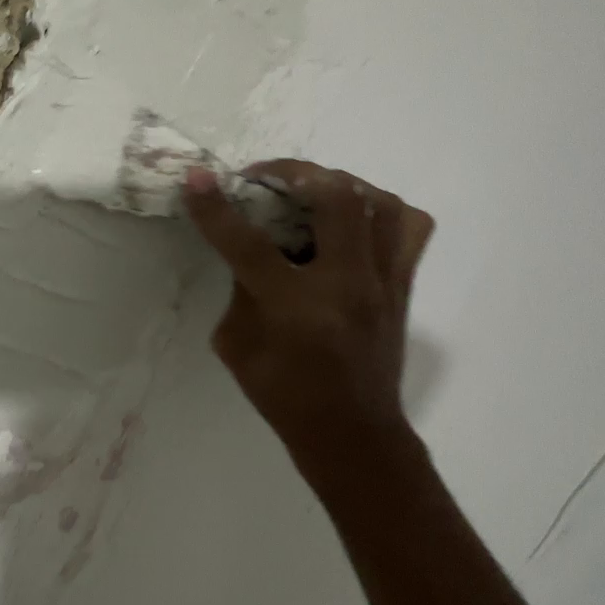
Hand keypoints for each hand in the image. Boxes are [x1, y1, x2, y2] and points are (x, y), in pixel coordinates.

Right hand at [184, 161, 433, 452]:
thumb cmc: (282, 395)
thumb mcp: (237, 346)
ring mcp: (382, 281)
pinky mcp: (403, 284)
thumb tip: (250, 254)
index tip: (197, 177)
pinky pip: (408, 226)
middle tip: (262, 179)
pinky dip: (380, 210)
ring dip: (338, 185)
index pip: (248, 244)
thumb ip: (242, 292)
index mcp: (294, 307)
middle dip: (292, 173)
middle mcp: (346, 284)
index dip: (216, 207)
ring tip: (309, 191)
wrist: (350, 431)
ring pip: (378, 202)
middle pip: (333, 199)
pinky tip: (354, 218)